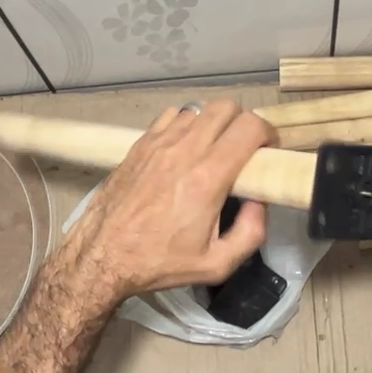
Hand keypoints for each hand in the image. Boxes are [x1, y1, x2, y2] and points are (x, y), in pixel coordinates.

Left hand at [47, 99, 271, 308]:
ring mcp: (158, 143)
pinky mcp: (140, 144)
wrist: (102, 256)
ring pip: (199, 110)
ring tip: (213, 150)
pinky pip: (172, 117)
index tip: (268, 153)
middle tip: (245, 150)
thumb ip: (250, 234)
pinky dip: (186, 126)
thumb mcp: (216, 265)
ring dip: (214, 125)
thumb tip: (260, 203)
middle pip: (227, 108)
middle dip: (244, 124)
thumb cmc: (159, 262)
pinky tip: (184, 149)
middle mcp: (184, 151)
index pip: (249, 128)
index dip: (268, 134)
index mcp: (208, 178)